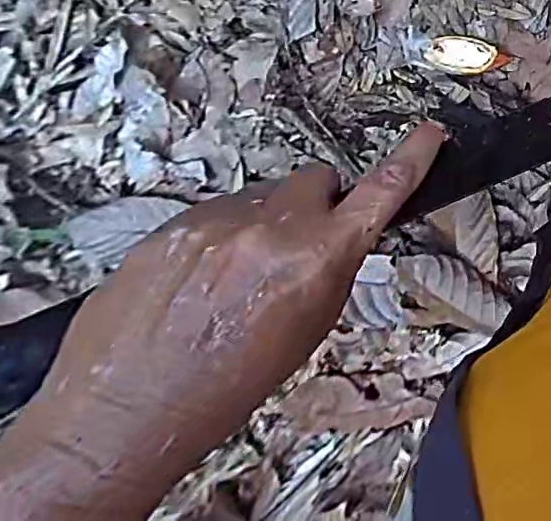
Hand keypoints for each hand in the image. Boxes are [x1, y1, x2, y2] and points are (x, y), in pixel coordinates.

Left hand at [0, 124, 444, 519]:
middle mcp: (273, 229)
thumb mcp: (315, 319)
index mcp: (320, 256)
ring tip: (234, 272)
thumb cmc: (235, 379)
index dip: (414, 155)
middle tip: (297, 240)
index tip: (431, 131)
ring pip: (265, 194)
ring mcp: (216, 223)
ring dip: (265, 219)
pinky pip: (217, 211)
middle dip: (317, 201)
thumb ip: (335, 260)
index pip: (384, 188)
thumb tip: (340, 226)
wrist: (119, 418)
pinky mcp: (170, 228)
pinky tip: (197, 278)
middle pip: (317, 179)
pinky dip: (221, 233)